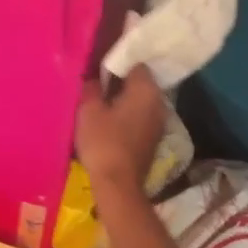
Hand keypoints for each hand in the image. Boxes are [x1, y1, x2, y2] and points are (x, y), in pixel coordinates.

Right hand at [75, 66, 166, 195]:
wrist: (117, 184)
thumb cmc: (103, 142)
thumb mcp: (88, 110)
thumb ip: (92, 88)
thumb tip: (94, 79)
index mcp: (146, 90)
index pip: (136, 63)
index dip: (117, 64)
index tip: (100, 69)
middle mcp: (159, 103)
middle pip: (140, 84)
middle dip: (121, 83)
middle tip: (98, 87)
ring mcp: (159, 123)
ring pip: (140, 103)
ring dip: (125, 102)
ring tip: (103, 105)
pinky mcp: (154, 140)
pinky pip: (140, 119)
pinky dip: (128, 118)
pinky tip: (111, 124)